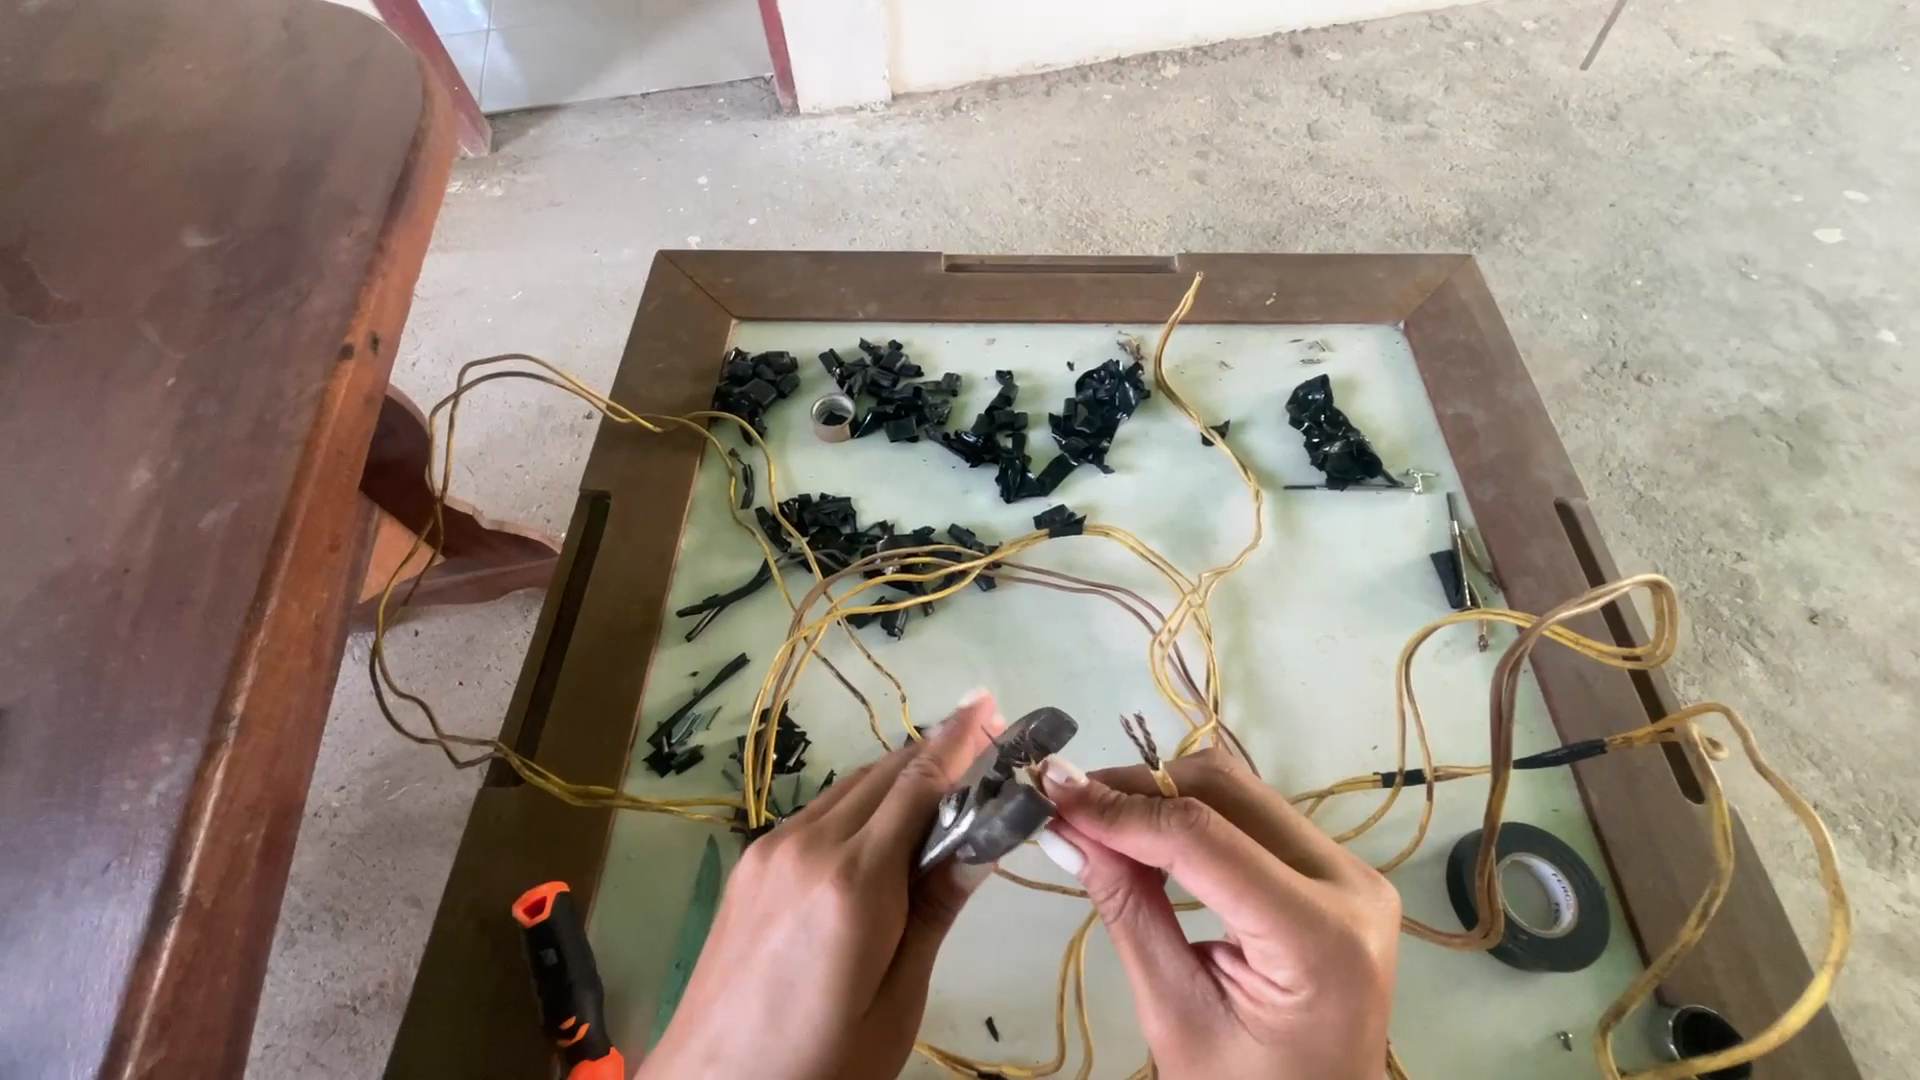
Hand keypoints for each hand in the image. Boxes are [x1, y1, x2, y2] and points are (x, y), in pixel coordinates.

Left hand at [638, 692, 1004, 1079]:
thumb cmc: (822, 1064)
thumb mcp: (897, 1000)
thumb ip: (936, 910)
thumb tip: (982, 842)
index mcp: (855, 883)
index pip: (918, 786)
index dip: (956, 739)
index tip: (985, 702)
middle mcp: (809, 845)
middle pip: (885, 775)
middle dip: (933, 752)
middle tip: (976, 740)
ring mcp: (772, 848)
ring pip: (850, 788)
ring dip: (896, 776)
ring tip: (937, 782)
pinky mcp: (751, 861)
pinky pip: (819, 811)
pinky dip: (859, 803)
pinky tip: (878, 826)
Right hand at [1037, 748, 1400, 1079]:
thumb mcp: (1174, 1015)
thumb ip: (1125, 909)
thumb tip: (1064, 828)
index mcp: (1321, 939)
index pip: (1201, 838)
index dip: (1119, 809)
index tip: (1052, 793)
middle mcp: (1348, 884)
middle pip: (1224, 790)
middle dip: (1136, 786)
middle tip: (1068, 800)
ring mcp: (1346, 868)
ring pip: (1234, 787)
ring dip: (1157, 790)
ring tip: (1096, 814)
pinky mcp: (1330, 865)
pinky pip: (1246, 809)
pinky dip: (1184, 807)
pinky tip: (1141, 828)